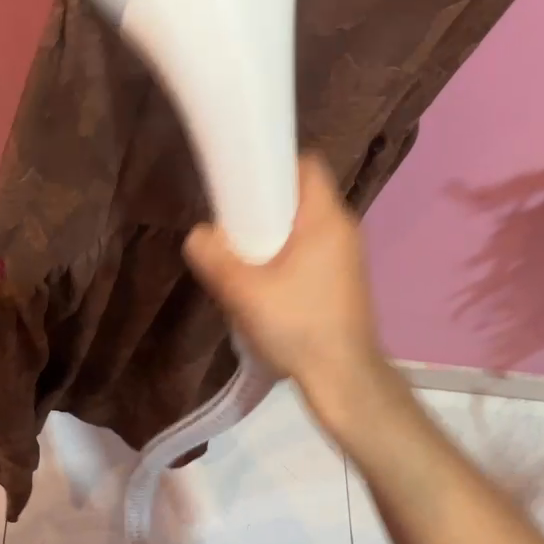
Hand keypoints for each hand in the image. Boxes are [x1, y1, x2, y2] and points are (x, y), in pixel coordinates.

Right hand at [183, 154, 404, 432]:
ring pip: (300, 227)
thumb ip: (214, 257)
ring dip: (270, 235)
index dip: (272, 163)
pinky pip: (307, 251)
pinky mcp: (341, 281)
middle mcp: (342, 230)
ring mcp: (345, 257)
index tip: (239, 178)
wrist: (345, 380)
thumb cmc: (299, 326)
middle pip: (298, 196)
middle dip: (262, 204)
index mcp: (326, 219)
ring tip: (239, 257)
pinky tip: (260, 285)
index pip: (306, 164)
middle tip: (229, 223)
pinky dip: (282, 257)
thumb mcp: (244, 292)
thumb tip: (197, 235)